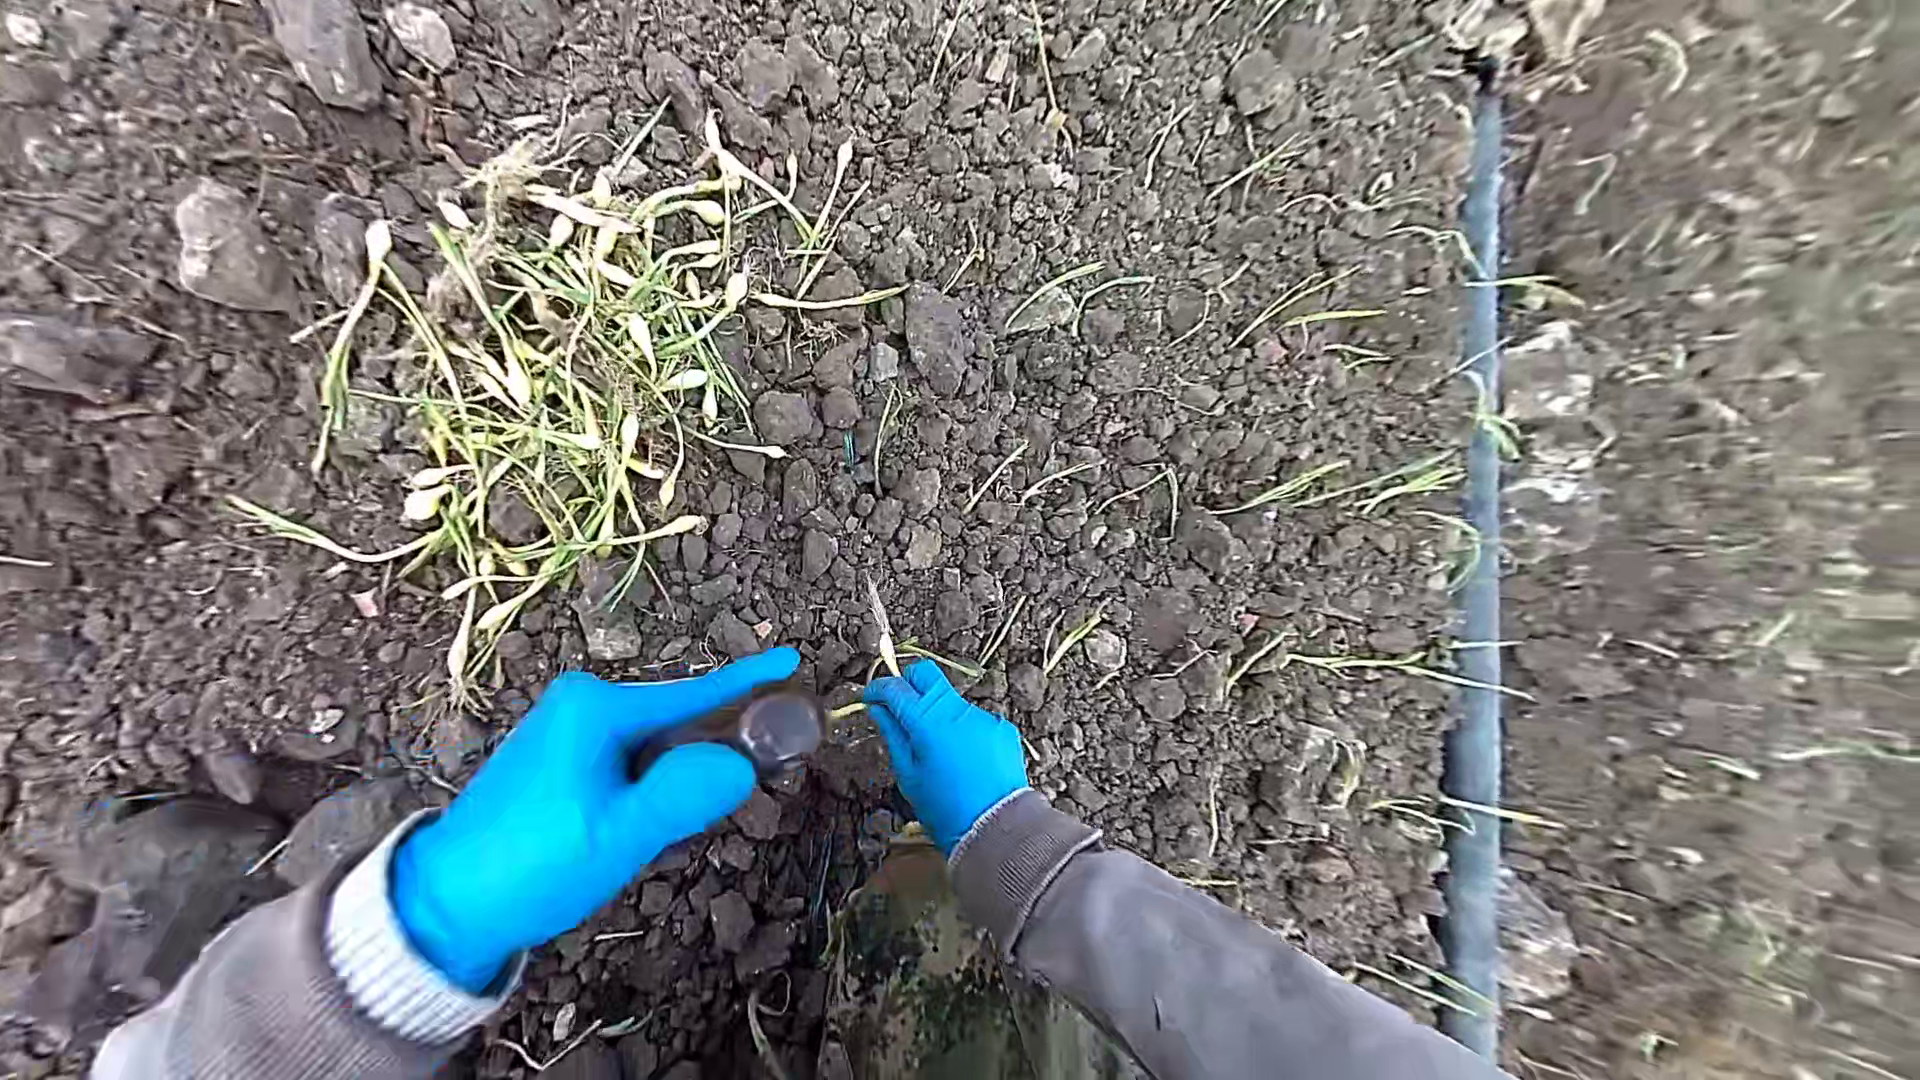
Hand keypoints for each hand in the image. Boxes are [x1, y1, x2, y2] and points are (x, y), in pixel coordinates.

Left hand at [392, 647, 798, 992]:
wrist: (440, 912)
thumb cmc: (530, 865)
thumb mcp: (615, 834)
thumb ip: (682, 795)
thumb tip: (742, 765)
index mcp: (597, 707)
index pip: (692, 693)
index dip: (747, 680)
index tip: (790, 660)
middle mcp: (587, 703)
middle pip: (679, 720)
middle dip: (709, 755)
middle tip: (728, 795)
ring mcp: (575, 727)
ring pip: (659, 744)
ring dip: (679, 779)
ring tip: (669, 830)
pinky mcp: (569, 754)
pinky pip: (635, 759)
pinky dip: (655, 785)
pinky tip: (646, 824)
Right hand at [864, 661, 1027, 852]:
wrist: (997, 827)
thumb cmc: (946, 809)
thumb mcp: (909, 775)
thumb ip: (893, 735)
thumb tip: (879, 709)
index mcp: (928, 722)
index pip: (896, 687)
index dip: (879, 689)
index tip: (872, 697)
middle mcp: (956, 710)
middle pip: (926, 673)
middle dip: (908, 682)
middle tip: (899, 707)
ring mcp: (981, 715)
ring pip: (950, 699)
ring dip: (938, 713)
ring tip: (937, 749)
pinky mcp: (1000, 725)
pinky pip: (973, 718)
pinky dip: (962, 729)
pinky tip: (963, 758)